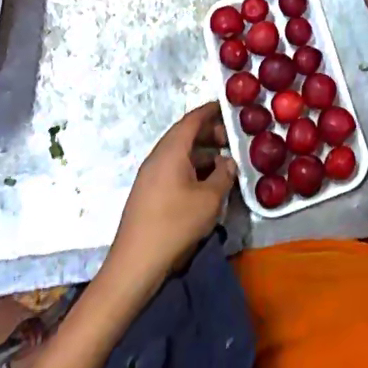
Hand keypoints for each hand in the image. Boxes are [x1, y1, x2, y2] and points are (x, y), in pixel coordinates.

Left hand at [103, 103, 236, 289]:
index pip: (191, 121)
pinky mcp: (148, 193)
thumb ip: (223, 175)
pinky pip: (172, 169)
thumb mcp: (210, 199)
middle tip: (230, 138)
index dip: (209, 111)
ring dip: (201, 153)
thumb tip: (228, 162)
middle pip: (183, 136)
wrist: (136, 261)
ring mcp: (150, 176)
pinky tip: (206, 183)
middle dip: (207, 133)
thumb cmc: (175, 224)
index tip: (226, 106)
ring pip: (178, 154)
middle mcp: (157, 158)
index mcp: (171, 152)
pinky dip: (191, 167)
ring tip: (223, 162)